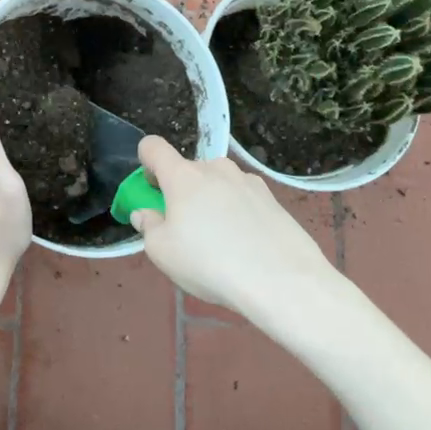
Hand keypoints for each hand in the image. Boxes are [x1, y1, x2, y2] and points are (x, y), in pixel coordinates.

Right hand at [130, 136, 341, 324]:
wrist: (284, 282)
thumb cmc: (211, 264)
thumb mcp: (163, 253)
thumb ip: (148, 227)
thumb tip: (146, 214)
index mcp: (183, 176)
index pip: (153, 146)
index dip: (146, 162)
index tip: (152, 190)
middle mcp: (216, 169)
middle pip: (189, 170)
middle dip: (182, 192)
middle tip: (187, 230)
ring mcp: (248, 181)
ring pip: (219, 183)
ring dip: (213, 201)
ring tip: (222, 242)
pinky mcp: (274, 199)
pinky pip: (244, 199)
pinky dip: (239, 213)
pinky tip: (249, 246)